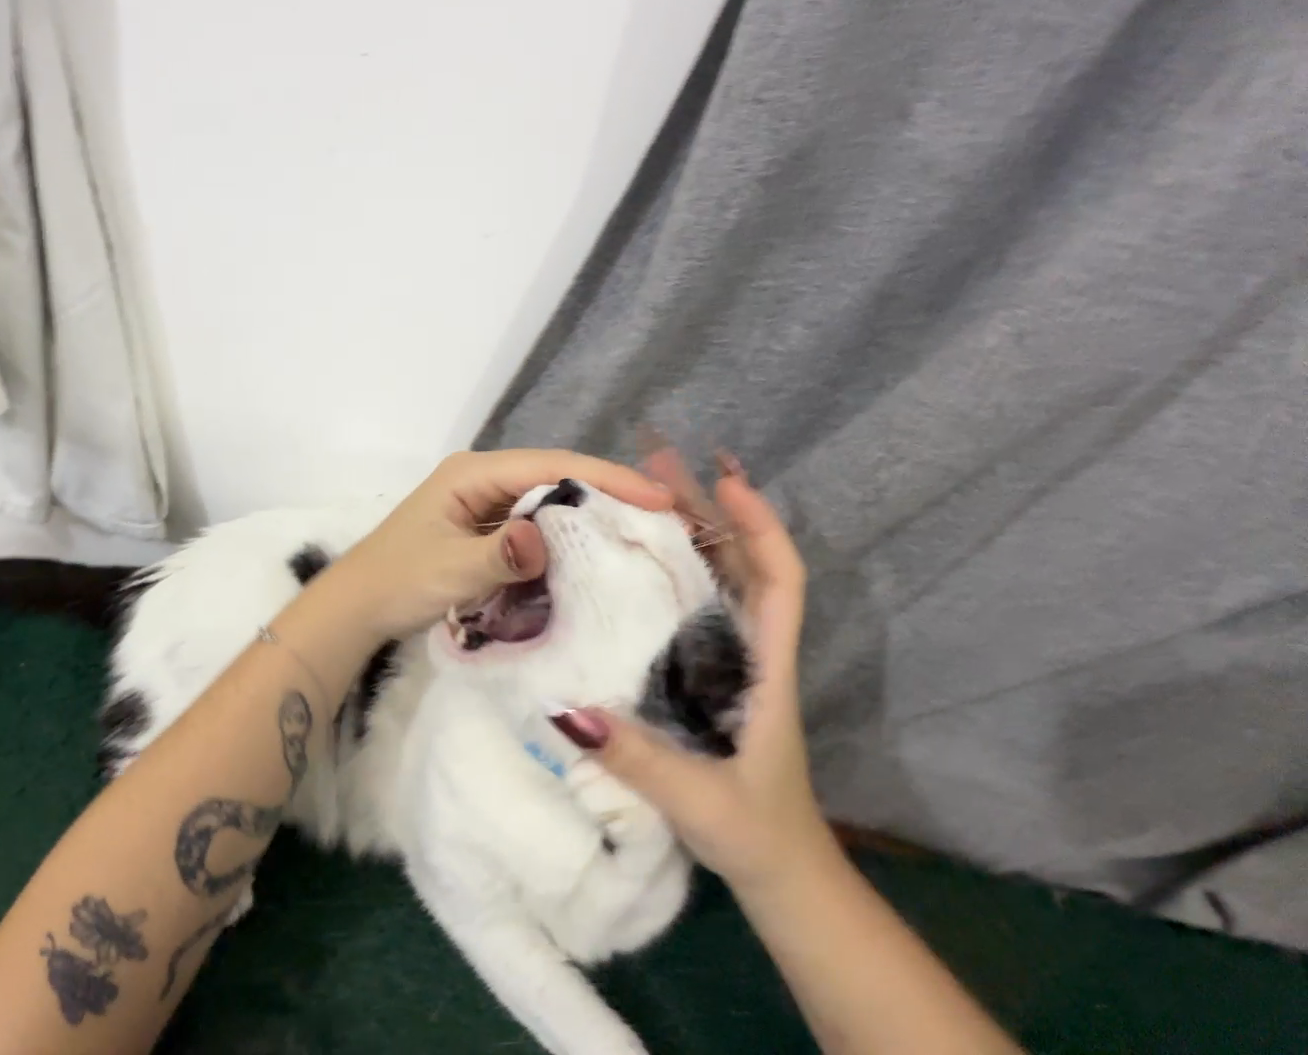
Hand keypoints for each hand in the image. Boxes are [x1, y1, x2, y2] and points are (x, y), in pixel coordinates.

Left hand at [320, 449, 673, 640]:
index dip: (608, 480)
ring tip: (644, 534)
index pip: (553, 467)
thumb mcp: (450, 569)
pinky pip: (533, 528)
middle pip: (557, 478)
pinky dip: (564, 540)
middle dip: (609, 495)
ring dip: (590, 518)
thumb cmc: (398, 582)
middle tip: (666, 519)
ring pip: (548, 503)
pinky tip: (595, 554)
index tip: (660, 500)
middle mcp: (481, 479)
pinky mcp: (484, 532)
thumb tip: (544, 537)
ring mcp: (482, 505)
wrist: (356, 608)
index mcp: (473, 474)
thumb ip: (501, 554)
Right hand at [551, 458, 836, 892]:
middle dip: (709, 514)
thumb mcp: (695, 796)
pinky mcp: (709, 687)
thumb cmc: (754, 832)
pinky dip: (671, 584)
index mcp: (768, 669)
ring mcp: (731, 670)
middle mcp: (752, 656)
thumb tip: (561, 708)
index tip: (724, 477)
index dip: (758, 526)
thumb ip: (633, 756)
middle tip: (657, 468)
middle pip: (741, 569)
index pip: (779, 581)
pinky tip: (632, 574)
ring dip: (690, 541)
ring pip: (717, 590)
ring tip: (640, 500)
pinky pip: (692, 620)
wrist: (782, 875)